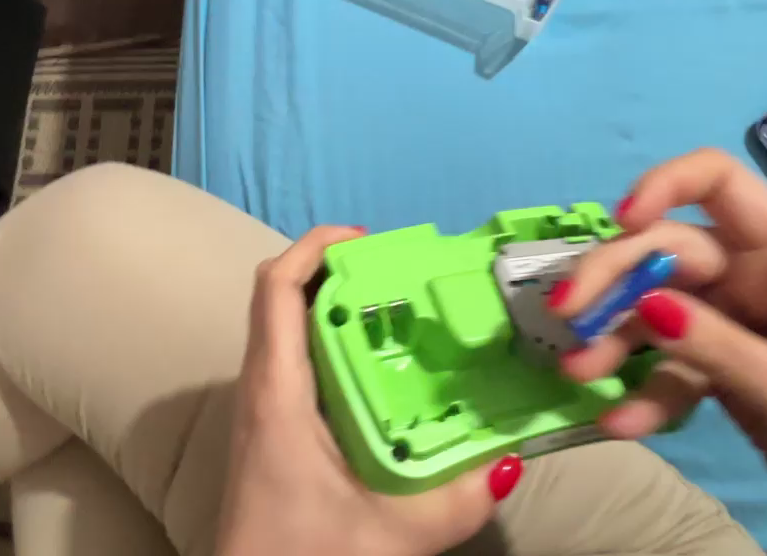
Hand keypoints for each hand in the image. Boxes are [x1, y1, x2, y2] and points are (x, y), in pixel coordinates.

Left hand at [215, 226, 523, 555]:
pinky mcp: (268, 419)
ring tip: (386, 303)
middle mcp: (261, 381)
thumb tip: (507, 460)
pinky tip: (370, 361)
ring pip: (283, 320)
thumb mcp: (389, 535)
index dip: (314, 246)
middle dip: (330, 266)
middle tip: (390, 269)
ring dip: (327, 299)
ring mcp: (260, 399)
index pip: (277, 287)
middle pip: (280, 293)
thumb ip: (453, 502)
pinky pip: (290, 351)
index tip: (363, 239)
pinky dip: (324, 335)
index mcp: (278, 390)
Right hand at [552, 151, 766, 555]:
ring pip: (652, 305)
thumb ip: (726, 352)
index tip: (621, 223)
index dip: (665, 184)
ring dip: (611, 336)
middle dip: (612, 279)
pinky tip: (619, 424)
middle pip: (664, 250)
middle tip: (566, 317)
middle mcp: (755, 279)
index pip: (720, 183)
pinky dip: (640, 390)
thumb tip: (642, 303)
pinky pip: (666, 365)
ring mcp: (734, 323)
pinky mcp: (720, 366)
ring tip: (576, 375)